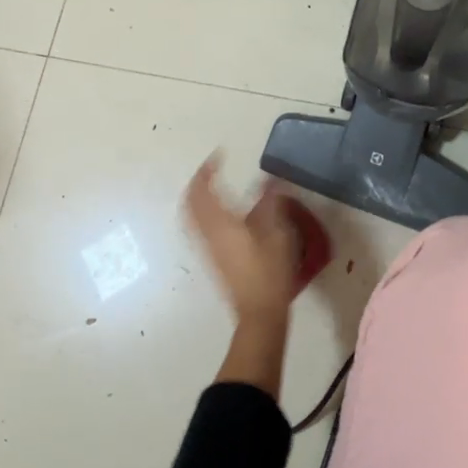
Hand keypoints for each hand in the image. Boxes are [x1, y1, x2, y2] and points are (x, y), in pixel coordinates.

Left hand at [183, 156, 300, 321]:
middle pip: (189, 203)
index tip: (218, 156)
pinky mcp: (211, 258)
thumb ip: (271, 203)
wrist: (259, 312)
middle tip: (209, 169)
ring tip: (208, 187)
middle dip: (196, 183)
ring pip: (190, 216)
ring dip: (195, 198)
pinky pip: (196, 227)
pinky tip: (215, 213)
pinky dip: (199, 212)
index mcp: (221, 223)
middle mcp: (208, 233)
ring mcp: (207, 248)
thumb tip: (268, 179)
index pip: (203, 190)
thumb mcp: (277, 234)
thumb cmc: (270, 272)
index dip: (207, 170)